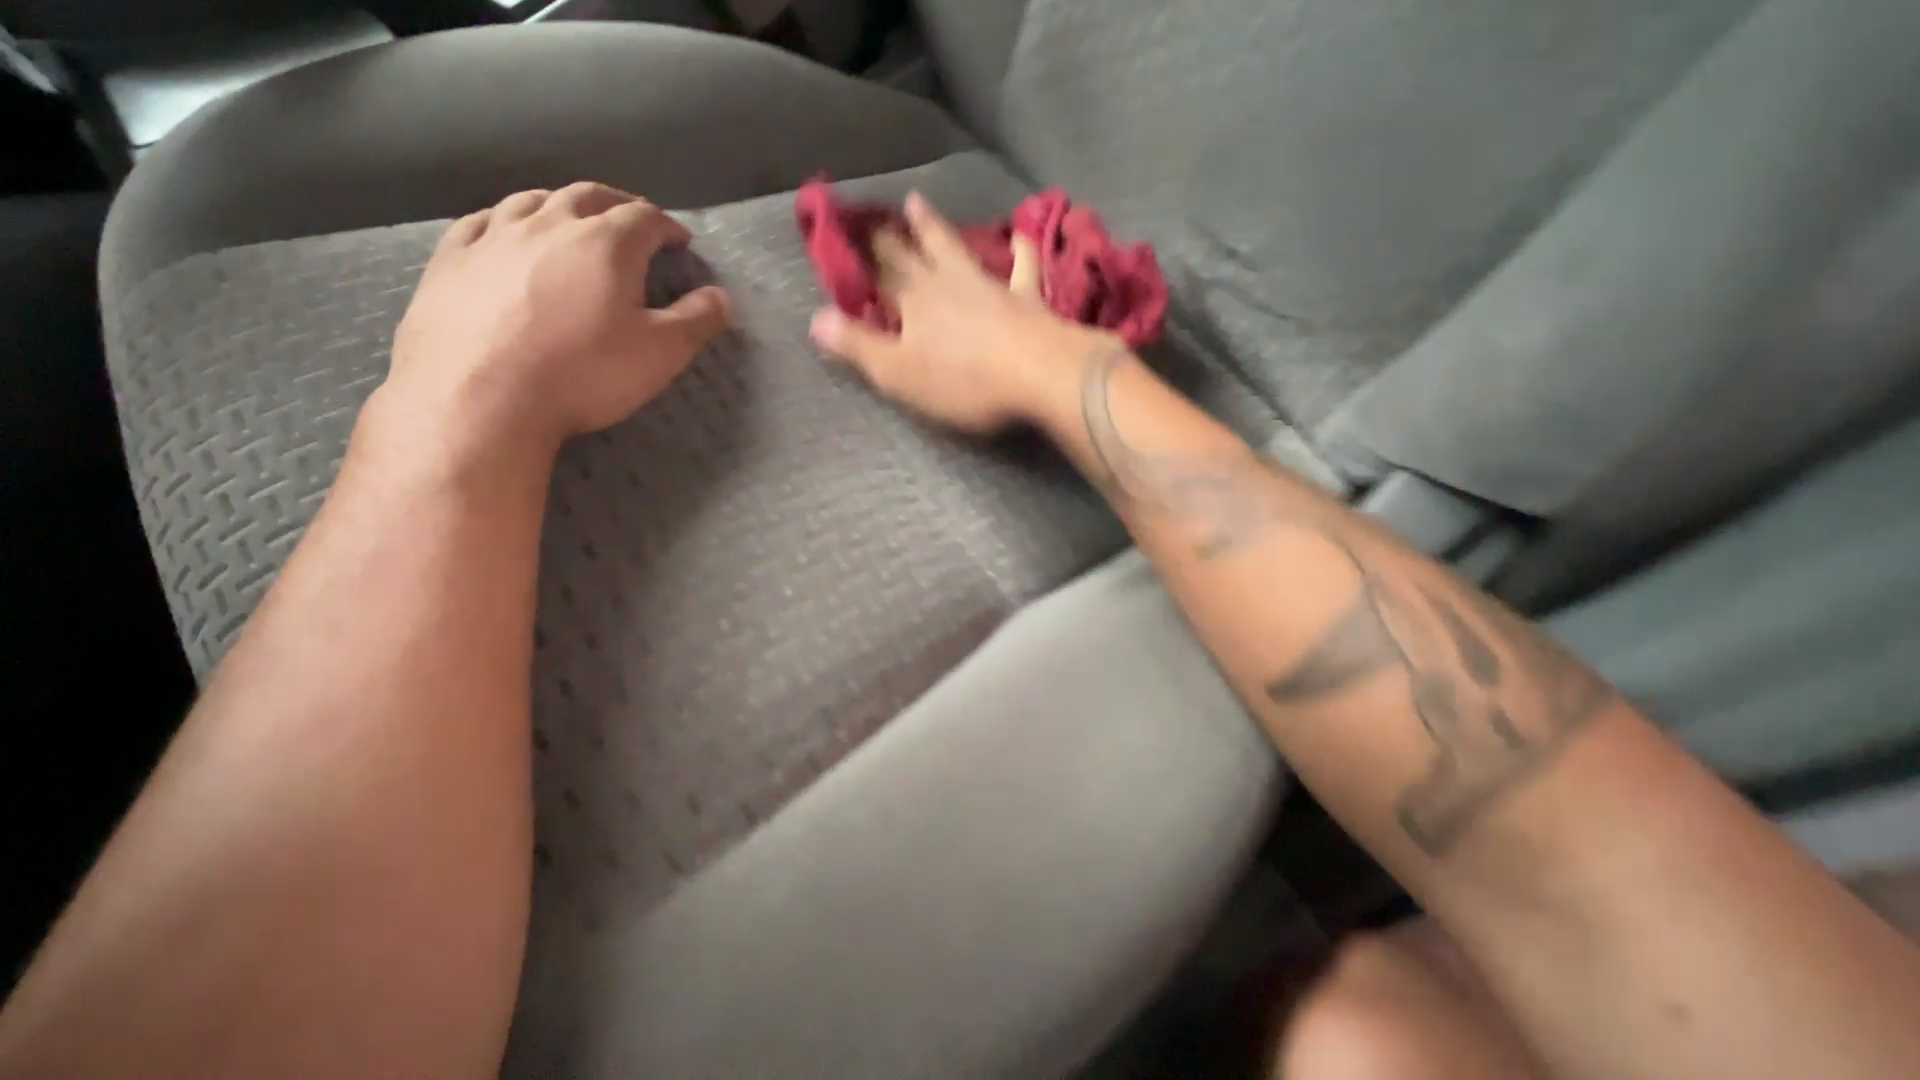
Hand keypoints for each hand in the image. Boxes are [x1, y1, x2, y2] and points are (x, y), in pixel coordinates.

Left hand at [377, 182, 729, 457]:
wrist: (479, 399)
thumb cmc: (582, 375)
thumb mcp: (659, 355)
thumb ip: (696, 321)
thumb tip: (721, 297)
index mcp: (605, 243)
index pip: (645, 218)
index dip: (667, 227)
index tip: (679, 242)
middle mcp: (549, 225)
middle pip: (588, 196)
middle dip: (617, 205)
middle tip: (631, 221)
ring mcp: (493, 237)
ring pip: (531, 201)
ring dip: (560, 204)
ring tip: (571, 219)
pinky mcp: (450, 260)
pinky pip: (478, 222)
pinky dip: (502, 219)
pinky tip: (503, 231)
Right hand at [809, 191, 1109, 434]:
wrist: (1042, 374)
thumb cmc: (964, 381)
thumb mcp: (899, 373)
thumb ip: (858, 346)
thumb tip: (814, 318)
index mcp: (913, 301)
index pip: (879, 273)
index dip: (859, 256)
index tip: (840, 231)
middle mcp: (948, 282)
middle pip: (913, 253)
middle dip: (891, 235)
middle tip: (876, 211)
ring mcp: (990, 285)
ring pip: (957, 248)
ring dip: (936, 227)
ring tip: (919, 202)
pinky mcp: (1028, 297)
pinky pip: (1022, 265)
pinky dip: (1020, 248)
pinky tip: (1020, 233)